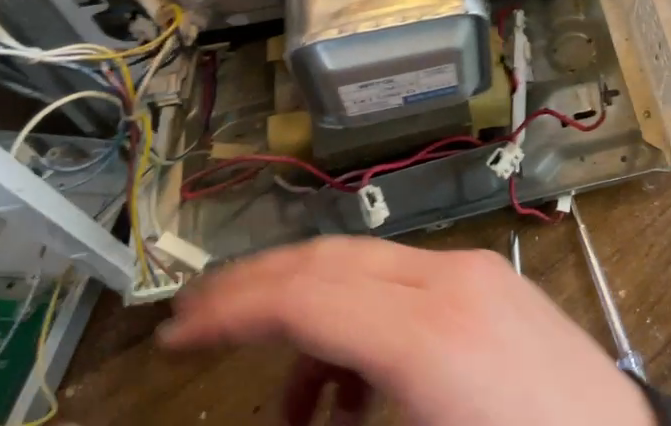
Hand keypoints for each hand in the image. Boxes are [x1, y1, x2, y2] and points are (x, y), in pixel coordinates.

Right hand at [159, 236, 655, 425]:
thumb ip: (332, 415)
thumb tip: (294, 414)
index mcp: (428, 330)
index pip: (307, 293)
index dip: (230, 309)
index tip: (174, 333)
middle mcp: (452, 280)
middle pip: (333, 261)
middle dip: (260, 290)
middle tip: (199, 329)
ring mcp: (479, 275)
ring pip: (368, 270)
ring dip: (316, 320)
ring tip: (294, 406)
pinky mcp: (497, 285)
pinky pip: (409, 285)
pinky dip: (366, 322)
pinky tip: (360, 387)